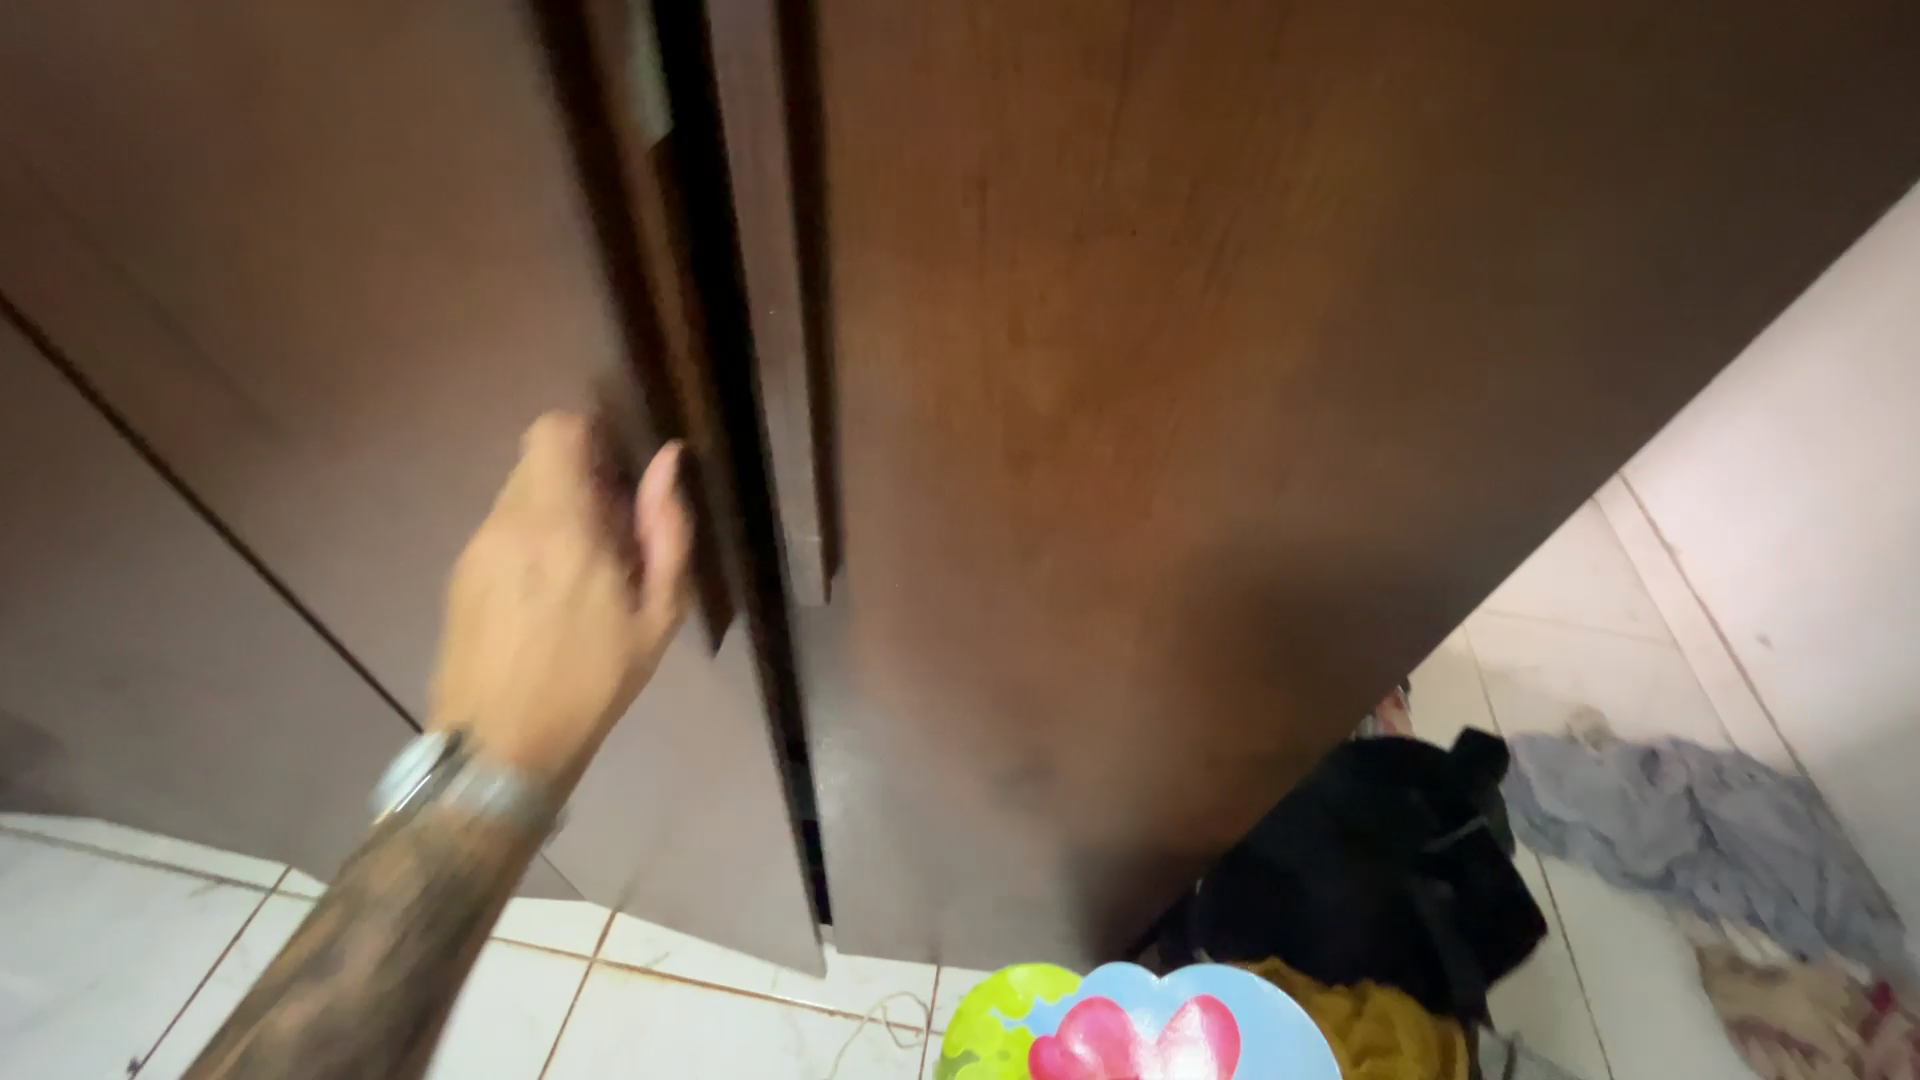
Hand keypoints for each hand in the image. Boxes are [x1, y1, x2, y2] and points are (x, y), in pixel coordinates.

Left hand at [430, 411, 692, 790]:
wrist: (503, 746)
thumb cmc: (595, 680)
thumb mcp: (659, 612)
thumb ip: (668, 529)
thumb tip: (668, 462)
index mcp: (561, 527)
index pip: (555, 431)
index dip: (591, 435)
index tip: (621, 472)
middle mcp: (508, 524)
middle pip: (538, 458)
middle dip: (582, 475)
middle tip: (616, 527)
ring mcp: (476, 547)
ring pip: (519, 493)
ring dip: (558, 507)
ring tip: (587, 567)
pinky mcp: (460, 573)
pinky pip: (503, 527)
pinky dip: (533, 537)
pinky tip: (551, 592)